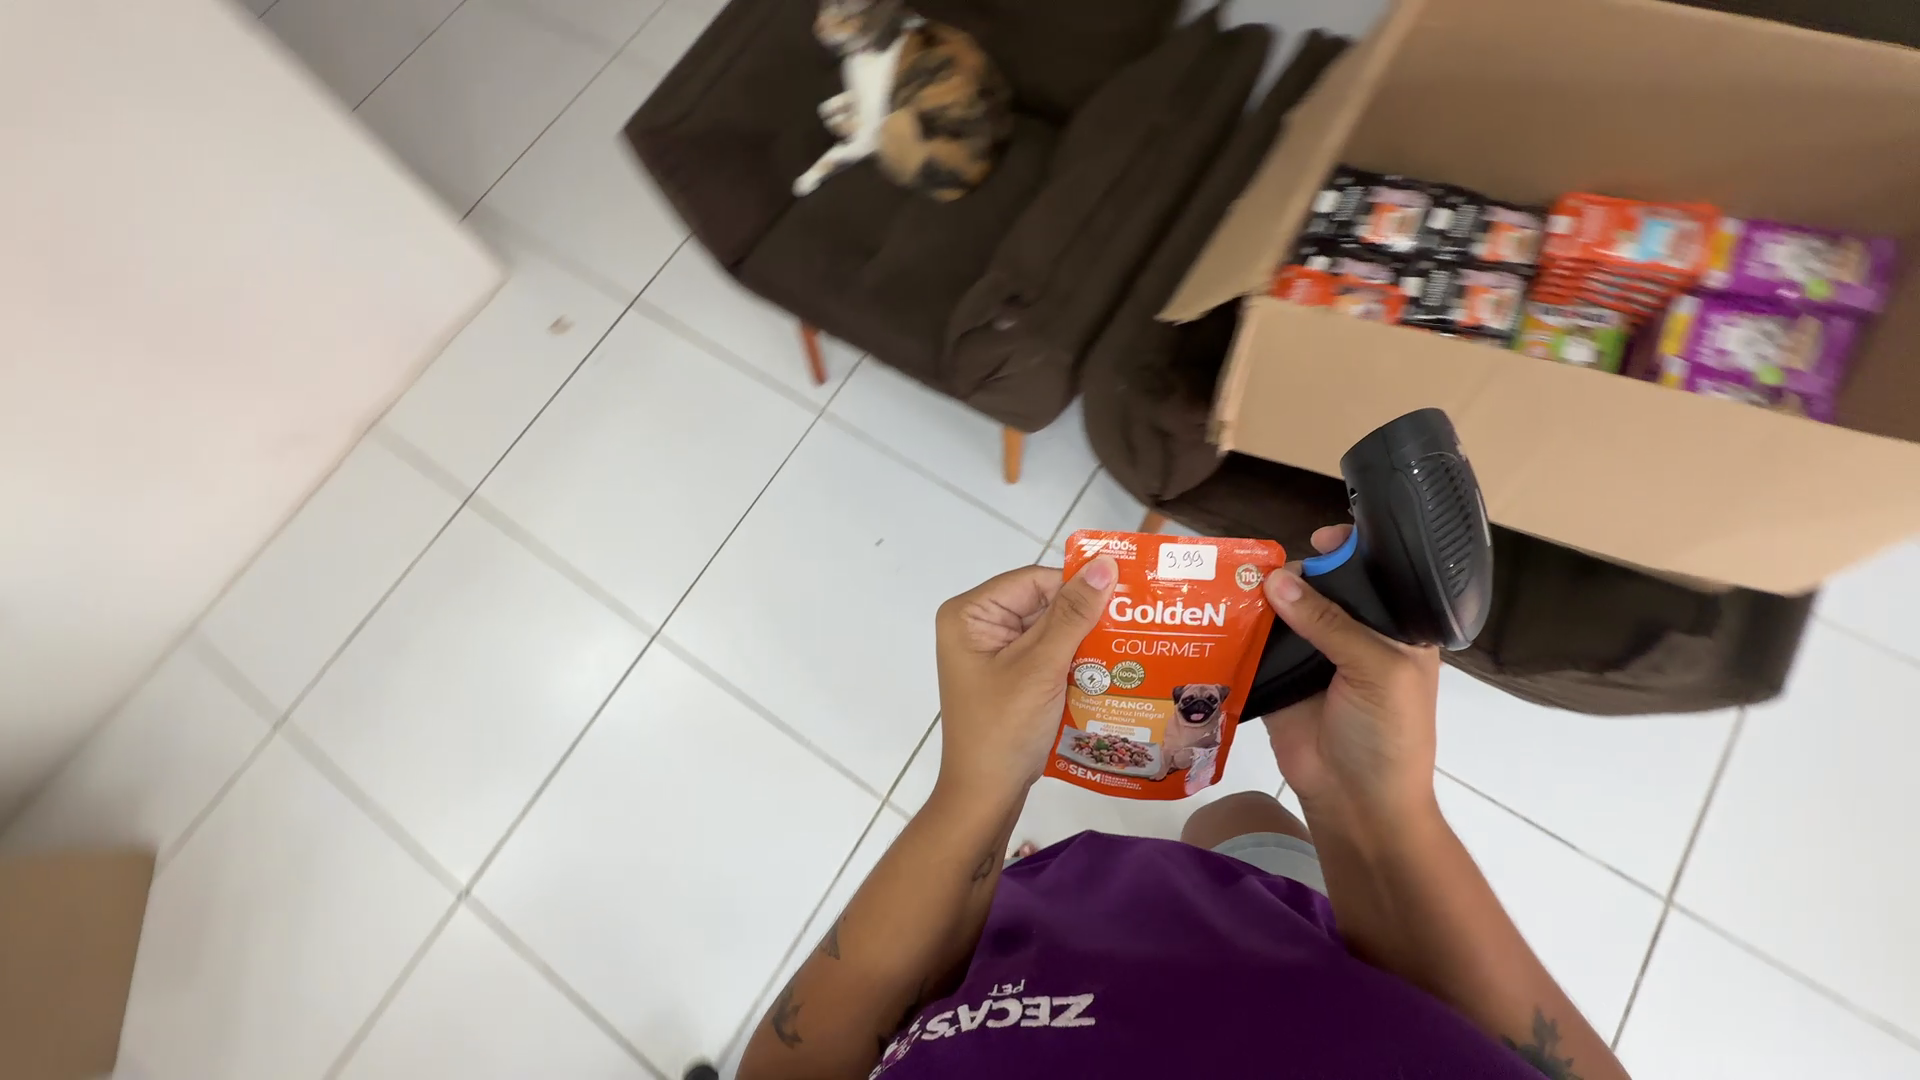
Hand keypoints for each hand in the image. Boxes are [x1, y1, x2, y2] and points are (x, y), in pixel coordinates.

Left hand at [932, 557, 1117, 804]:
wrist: (986, 795)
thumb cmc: (1003, 728)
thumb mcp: (1040, 667)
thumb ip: (1072, 615)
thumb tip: (1104, 564)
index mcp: (970, 613)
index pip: (1033, 581)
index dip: (1077, 586)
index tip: (1126, 594)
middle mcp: (978, 625)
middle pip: (1042, 603)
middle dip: (1085, 614)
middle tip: (1138, 617)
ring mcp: (994, 652)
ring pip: (1050, 629)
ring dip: (1085, 638)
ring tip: (1133, 639)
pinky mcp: (1011, 675)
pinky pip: (1048, 653)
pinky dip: (1076, 659)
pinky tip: (1111, 665)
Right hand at [1259, 526, 1440, 833]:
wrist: (1354, 799)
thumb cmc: (1388, 734)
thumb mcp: (1375, 671)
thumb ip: (1331, 623)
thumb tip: (1277, 579)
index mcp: (1390, 629)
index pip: (1372, 577)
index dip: (1350, 552)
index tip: (1321, 539)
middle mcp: (1349, 635)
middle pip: (1319, 587)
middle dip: (1296, 571)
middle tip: (1265, 566)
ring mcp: (1309, 655)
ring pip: (1283, 611)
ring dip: (1260, 596)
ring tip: (1233, 579)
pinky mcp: (1274, 674)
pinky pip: (1254, 642)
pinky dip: (1238, 627)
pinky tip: (1217, 609)